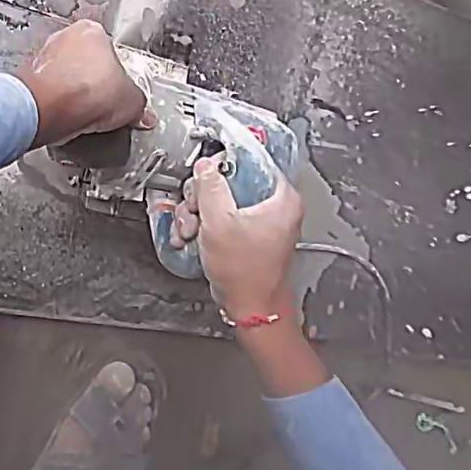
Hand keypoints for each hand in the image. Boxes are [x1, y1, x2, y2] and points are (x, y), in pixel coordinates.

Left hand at [15, 20, 149, 147]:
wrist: (53, 109)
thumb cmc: (90, 91)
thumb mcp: (132, 101)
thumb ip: (138, 105)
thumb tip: (142, 114)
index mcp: (91, 31)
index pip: (109, 51)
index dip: (115, 74)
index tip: (117, 91)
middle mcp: (63, 38)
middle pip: (84, 62)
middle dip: (91, 83)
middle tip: (101, 104)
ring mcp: (43, 57)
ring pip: (64, 77)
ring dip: (72, 94)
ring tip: (83, 114)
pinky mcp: (28, 80)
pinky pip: (48, 92)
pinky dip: (56, 104)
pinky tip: (65, 117)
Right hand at [172, 154, 304, 320]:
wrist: (250, 307)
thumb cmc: (245, 271)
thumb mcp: (220, 222)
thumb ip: (210, 187)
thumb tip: (206, 165)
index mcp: (280, 198)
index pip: (250, 162)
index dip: (223, 165)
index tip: (205, 174)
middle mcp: (272, 206)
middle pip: (227, 182)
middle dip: (201, 198)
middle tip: (194, 212)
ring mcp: (257, 221)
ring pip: (217, 201)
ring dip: (196, 214)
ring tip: (191, 232)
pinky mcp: (244, 233)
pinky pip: (217, 218)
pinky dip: (201, 226)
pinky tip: (190, 238)